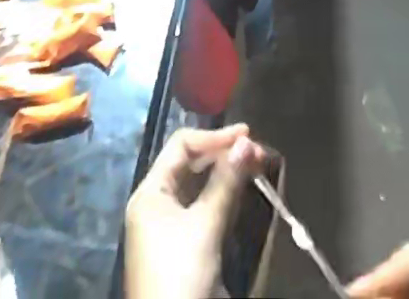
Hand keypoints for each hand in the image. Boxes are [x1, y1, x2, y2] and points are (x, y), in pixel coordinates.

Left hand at [124, 124, 268, 298]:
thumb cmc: (181, 273)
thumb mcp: (205, 225)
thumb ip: (227, 180)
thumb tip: (246, 141)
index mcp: (151, 193)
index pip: (181, 146)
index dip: (214, 137)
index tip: (247, 134)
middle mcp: (158, 203)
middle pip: (192, 163)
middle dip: (224, 153)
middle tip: (258, 151)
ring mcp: (173, 224)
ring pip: (202, 184)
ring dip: (229, 171)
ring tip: (258, 163)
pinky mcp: (188, 242)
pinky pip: (207, 205)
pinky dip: (226, 193)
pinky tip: (246, 187)